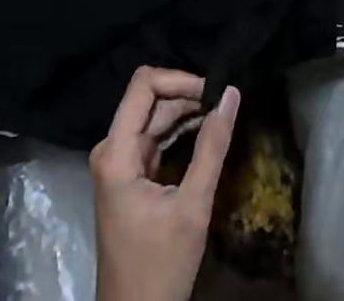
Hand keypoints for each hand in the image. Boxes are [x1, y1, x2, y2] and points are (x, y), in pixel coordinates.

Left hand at [91, 67, 239, 300]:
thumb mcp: (193, 204)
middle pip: (150, 98)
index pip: (143, 85)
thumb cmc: (161, 265)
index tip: (214, 91)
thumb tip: (232, 93)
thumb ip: (213, 146)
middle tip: (226, 103)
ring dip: (187, 111)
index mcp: (116, 152)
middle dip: (188, 94)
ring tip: (223, 114)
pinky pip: (155, 137)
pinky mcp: (129, 175)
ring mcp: (118, 162)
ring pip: (154, 116)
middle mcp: (111, 149)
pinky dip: (181, 129)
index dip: (180, 79)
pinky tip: (208, 132)